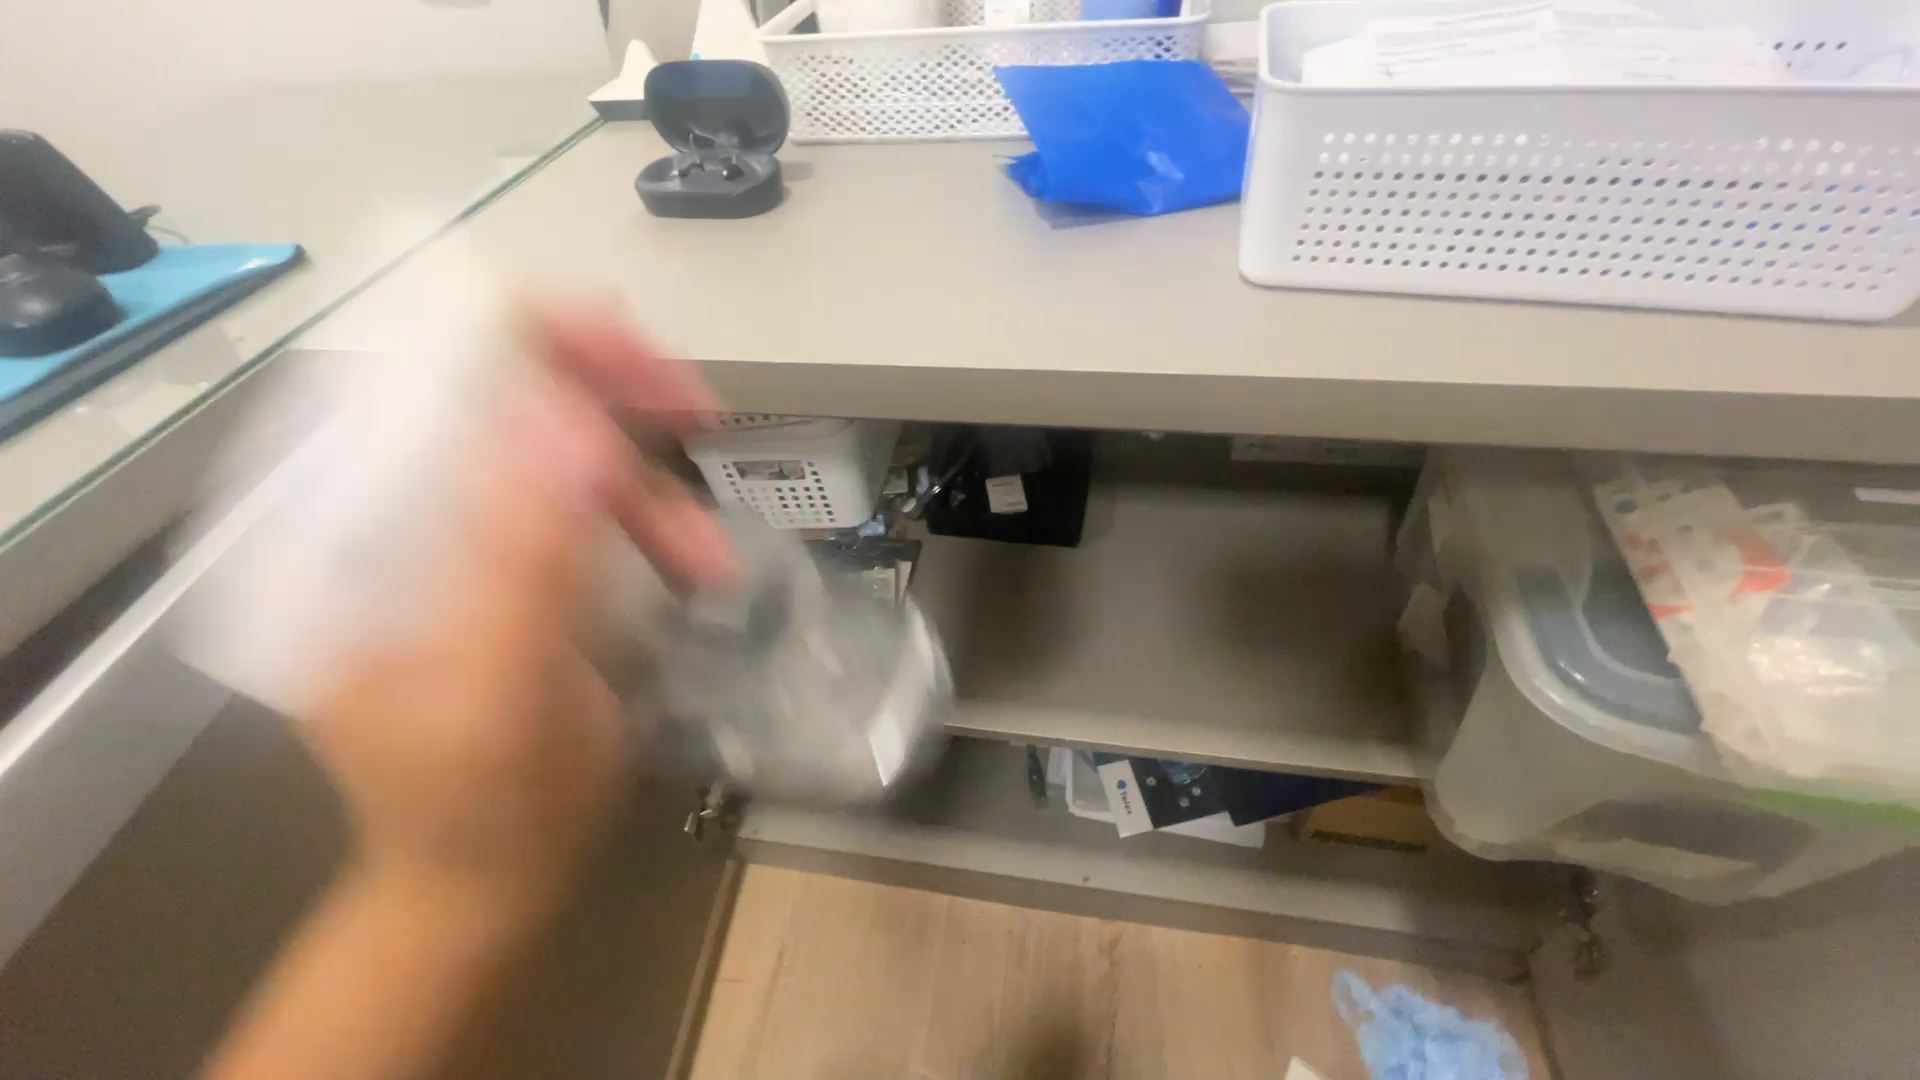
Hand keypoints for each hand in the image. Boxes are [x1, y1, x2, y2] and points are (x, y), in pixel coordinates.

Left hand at [304, 307, 733, 924]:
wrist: (493, 873)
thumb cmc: (482, 803)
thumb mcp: (499, 691)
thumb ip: (525, 560)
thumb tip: (575, 423)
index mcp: (349, 534)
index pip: (421, 382)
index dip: (523, 339)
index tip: (629, 346)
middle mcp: (398, 513)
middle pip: (505, 398)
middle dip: (609, 398)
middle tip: (694, 408)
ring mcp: (468, 534)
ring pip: (568, 453)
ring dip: (652, 487)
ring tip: (707, 553)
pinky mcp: (524, 561)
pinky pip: (597, 506)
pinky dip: (657, 524)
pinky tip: (697, 563)